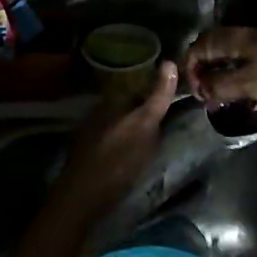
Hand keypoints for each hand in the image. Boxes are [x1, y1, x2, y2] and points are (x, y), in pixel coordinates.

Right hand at [50, 61, 177, 220]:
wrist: (87, 193)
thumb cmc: (91, 150)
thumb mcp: (97, 117)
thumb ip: (114, 102)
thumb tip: (122, 90)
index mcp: (145, 123)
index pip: (161, 96)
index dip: (166, 79)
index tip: (169, 64)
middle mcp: (154, 138)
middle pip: (153, 113)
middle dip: (144, 100)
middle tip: (128, 87)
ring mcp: (148, 155)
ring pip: (146, 128)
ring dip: (136, 118)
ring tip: (117, 110)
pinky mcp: (140, 167)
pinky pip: (139, 142)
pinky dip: (131, 133)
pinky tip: (113, 135)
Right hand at [185, 25, 256, 110]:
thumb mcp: (249, 84)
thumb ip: (220, 84)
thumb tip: (201, 88)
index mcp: (233, 38)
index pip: (197, 47)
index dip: (190, 69)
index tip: (196, 93)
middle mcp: (241, 36)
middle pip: (209, 49)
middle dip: (202, 70)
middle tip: (204, 94)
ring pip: (226, 56)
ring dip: (218, 74)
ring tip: (219, 96)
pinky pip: (241, 62)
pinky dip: (234, 75)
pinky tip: (240, 94)